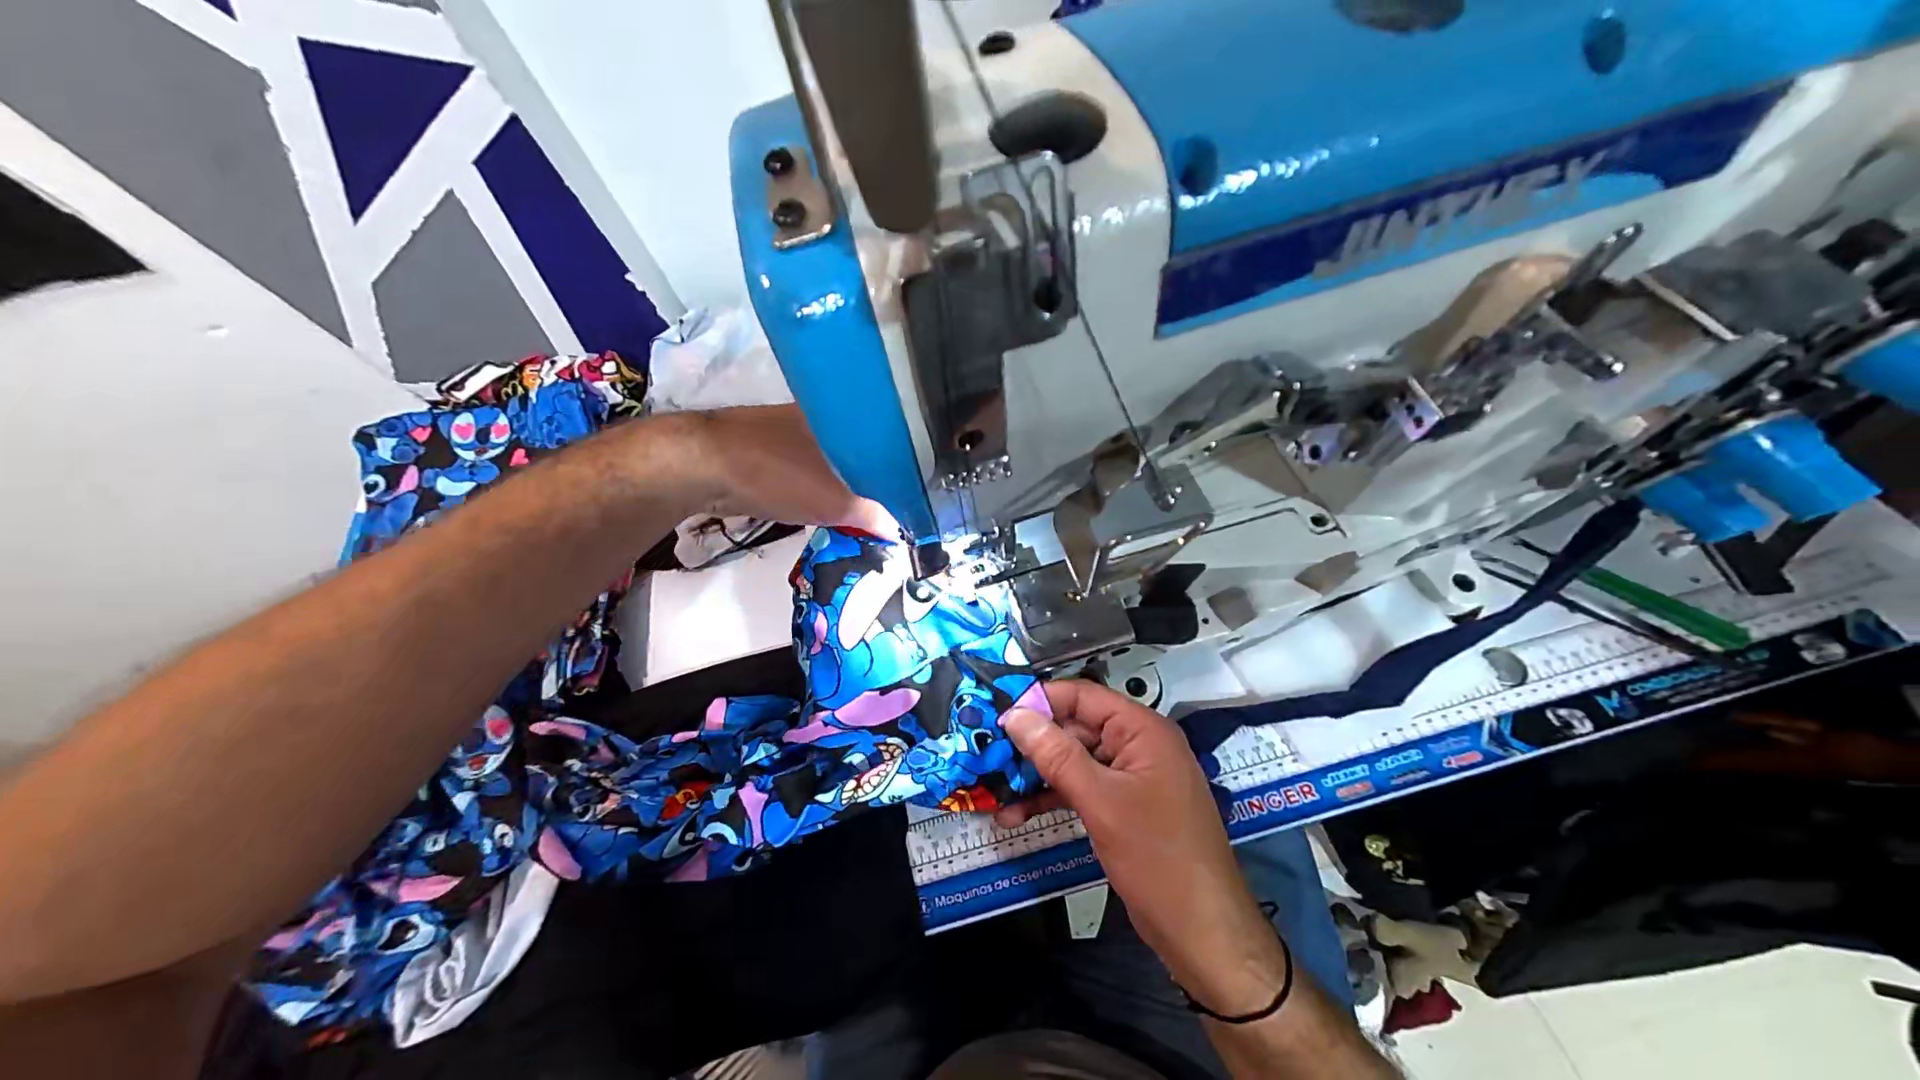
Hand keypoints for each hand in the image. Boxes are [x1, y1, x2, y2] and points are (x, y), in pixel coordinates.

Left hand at [670, 405, 899, 535]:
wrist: (701, 466)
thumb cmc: (777, 474)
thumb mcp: (834, 502)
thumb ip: (870, 516)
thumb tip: (896, 530)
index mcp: (841, 416)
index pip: (884, 438)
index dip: (900, 466)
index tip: (912, 491)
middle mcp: (818, 416)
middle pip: (857, 449)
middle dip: (872, 478)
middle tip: (890, 506)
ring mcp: (787, 428)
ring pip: (830, 458)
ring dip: (844, 482)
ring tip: (864, 509)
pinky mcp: (764, 446)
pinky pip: (805, 466)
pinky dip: (817, 484)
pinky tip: (823, 502)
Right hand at [998, 681, 1290, 1015]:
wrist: (1201, 929)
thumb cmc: (1158, 856)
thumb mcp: (1100, 800)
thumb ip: (1055, 754)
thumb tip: (1015, 715)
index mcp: (1142, 730)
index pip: (1081, 696)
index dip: (1038, 702)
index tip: (996, 716)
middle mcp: (1137, 746)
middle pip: (1074, 728)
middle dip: (1032, 743)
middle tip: (987, 757)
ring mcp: (1131, 778)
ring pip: (1074, 761)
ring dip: (1036, 776)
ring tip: (995, 792)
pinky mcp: (1124, 807)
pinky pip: (1082, 789)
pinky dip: (1053, 798)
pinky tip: (1017, 815)